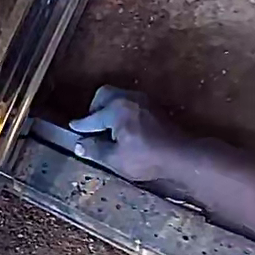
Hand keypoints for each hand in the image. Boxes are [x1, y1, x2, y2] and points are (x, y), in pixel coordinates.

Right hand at [66, 86, 192, 182]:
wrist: (180, 156)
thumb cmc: (146, 158)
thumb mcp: (115, 159)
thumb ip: (95, 150)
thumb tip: (78, 145)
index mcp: (116, 109)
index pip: (92, 118)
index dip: (81, 126)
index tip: (73, 128)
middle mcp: (129, 99)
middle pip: (104, 95)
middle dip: (94, 109)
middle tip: (92, 126)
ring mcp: (144, 101)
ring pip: (119, 97)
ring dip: (109, 109)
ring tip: (107, 127)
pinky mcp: (154, 108)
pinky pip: (131, 103)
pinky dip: (123, 112)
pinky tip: (124, 128)